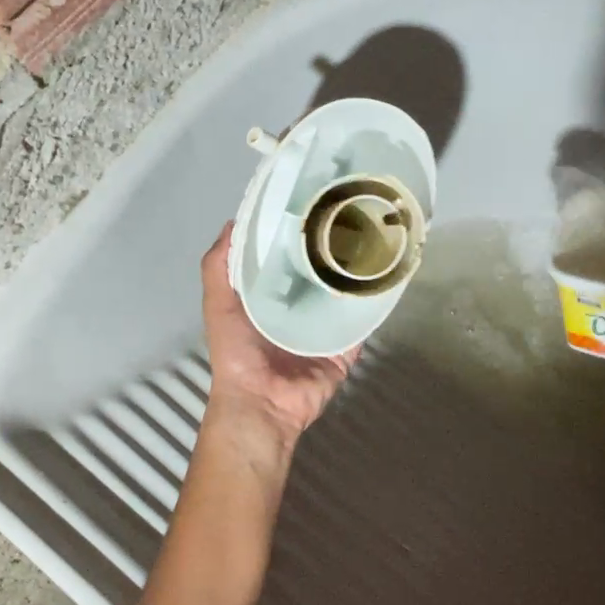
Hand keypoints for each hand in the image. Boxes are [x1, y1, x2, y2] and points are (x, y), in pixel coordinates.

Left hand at [200, 223, 358, 438]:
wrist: (261, 402)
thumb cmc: (237, 353)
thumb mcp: (218, 304)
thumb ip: (218, 266)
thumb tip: (233, 222)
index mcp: (270, 298)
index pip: (287, 259)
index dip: (295, 234)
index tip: (311, 202)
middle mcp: (299, 310)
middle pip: (319, 273)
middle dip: (331, 250)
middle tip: (350, 215)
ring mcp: (325, 329)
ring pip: (345, 294)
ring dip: (357, 273)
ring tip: (376, 238)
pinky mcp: (345, 347)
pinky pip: (362, 323)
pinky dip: (373, 305)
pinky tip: (386, 277)